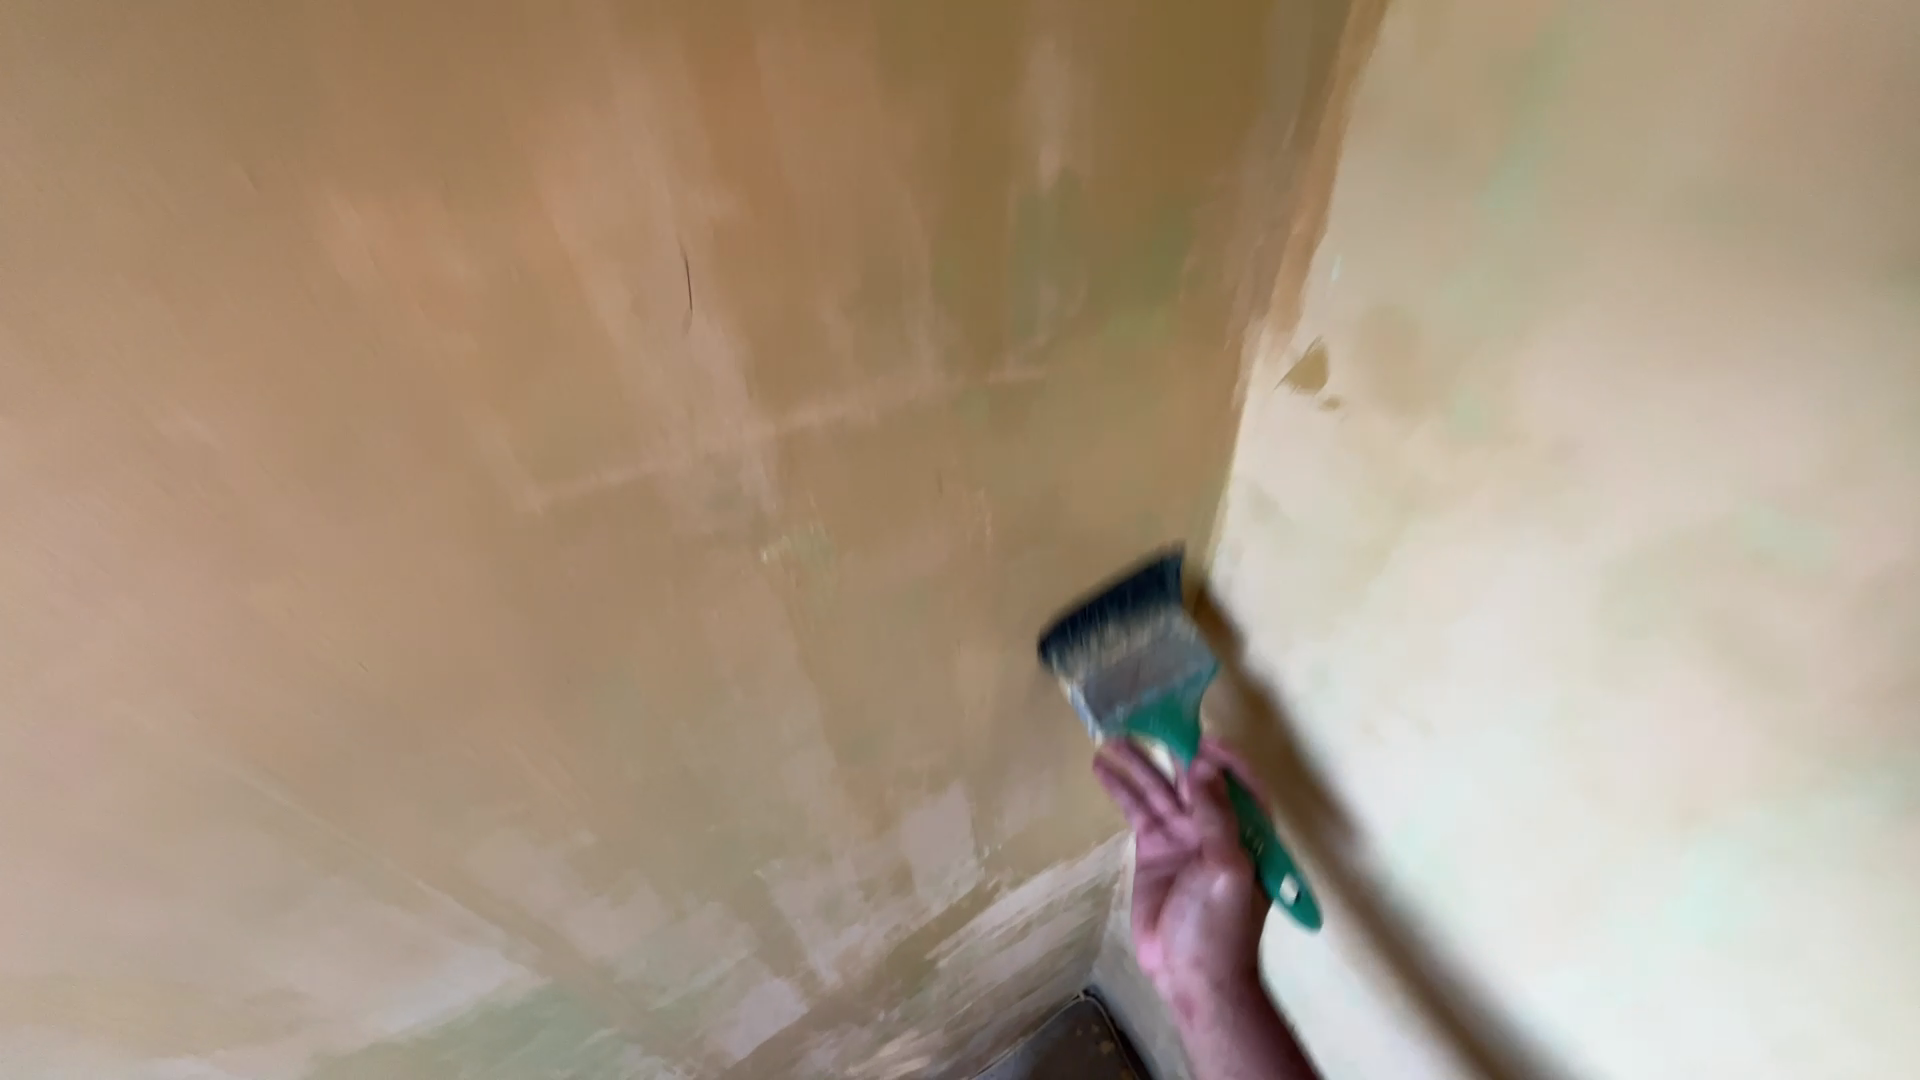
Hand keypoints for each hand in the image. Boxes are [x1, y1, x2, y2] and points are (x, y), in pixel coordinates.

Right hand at [1092, 737, 1270, 1013]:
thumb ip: (1216, 816)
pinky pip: (1137, 810)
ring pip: (1158, 788)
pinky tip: (1104, 768)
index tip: (1194, 735)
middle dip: (1170, 749)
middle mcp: (1214, 826)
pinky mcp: (1152, 849)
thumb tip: (1203, 765)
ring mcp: (1181, 836)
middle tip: (1144, 720)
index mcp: (1245, 831)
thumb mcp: (1228, 868)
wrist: (1192, 978)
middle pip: (1192, 777)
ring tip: (1112, 737)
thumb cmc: (1221, 925)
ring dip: (1137, 763)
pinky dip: (1121, 788)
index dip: (1221, 755)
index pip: (1237, 781)